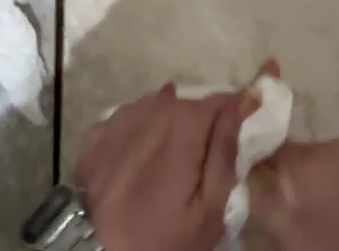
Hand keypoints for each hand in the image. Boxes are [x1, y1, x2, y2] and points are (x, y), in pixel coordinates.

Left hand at [75, 85, 243, 250]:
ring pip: (157, 109)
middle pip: (188, 104)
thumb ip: (225, 153)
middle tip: (199, 164)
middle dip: (200, 125)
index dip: (233, 114)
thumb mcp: (209, 210)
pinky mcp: (97, 131)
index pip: (220, 101)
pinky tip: (138, 164)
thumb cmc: (163, 239)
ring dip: (169, 127)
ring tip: (168, 167)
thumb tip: (241, 105)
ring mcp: (120, 116)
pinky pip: (130, 121)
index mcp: (184, 123)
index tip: (239, 134)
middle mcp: (151, 107)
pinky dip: (140, 134)